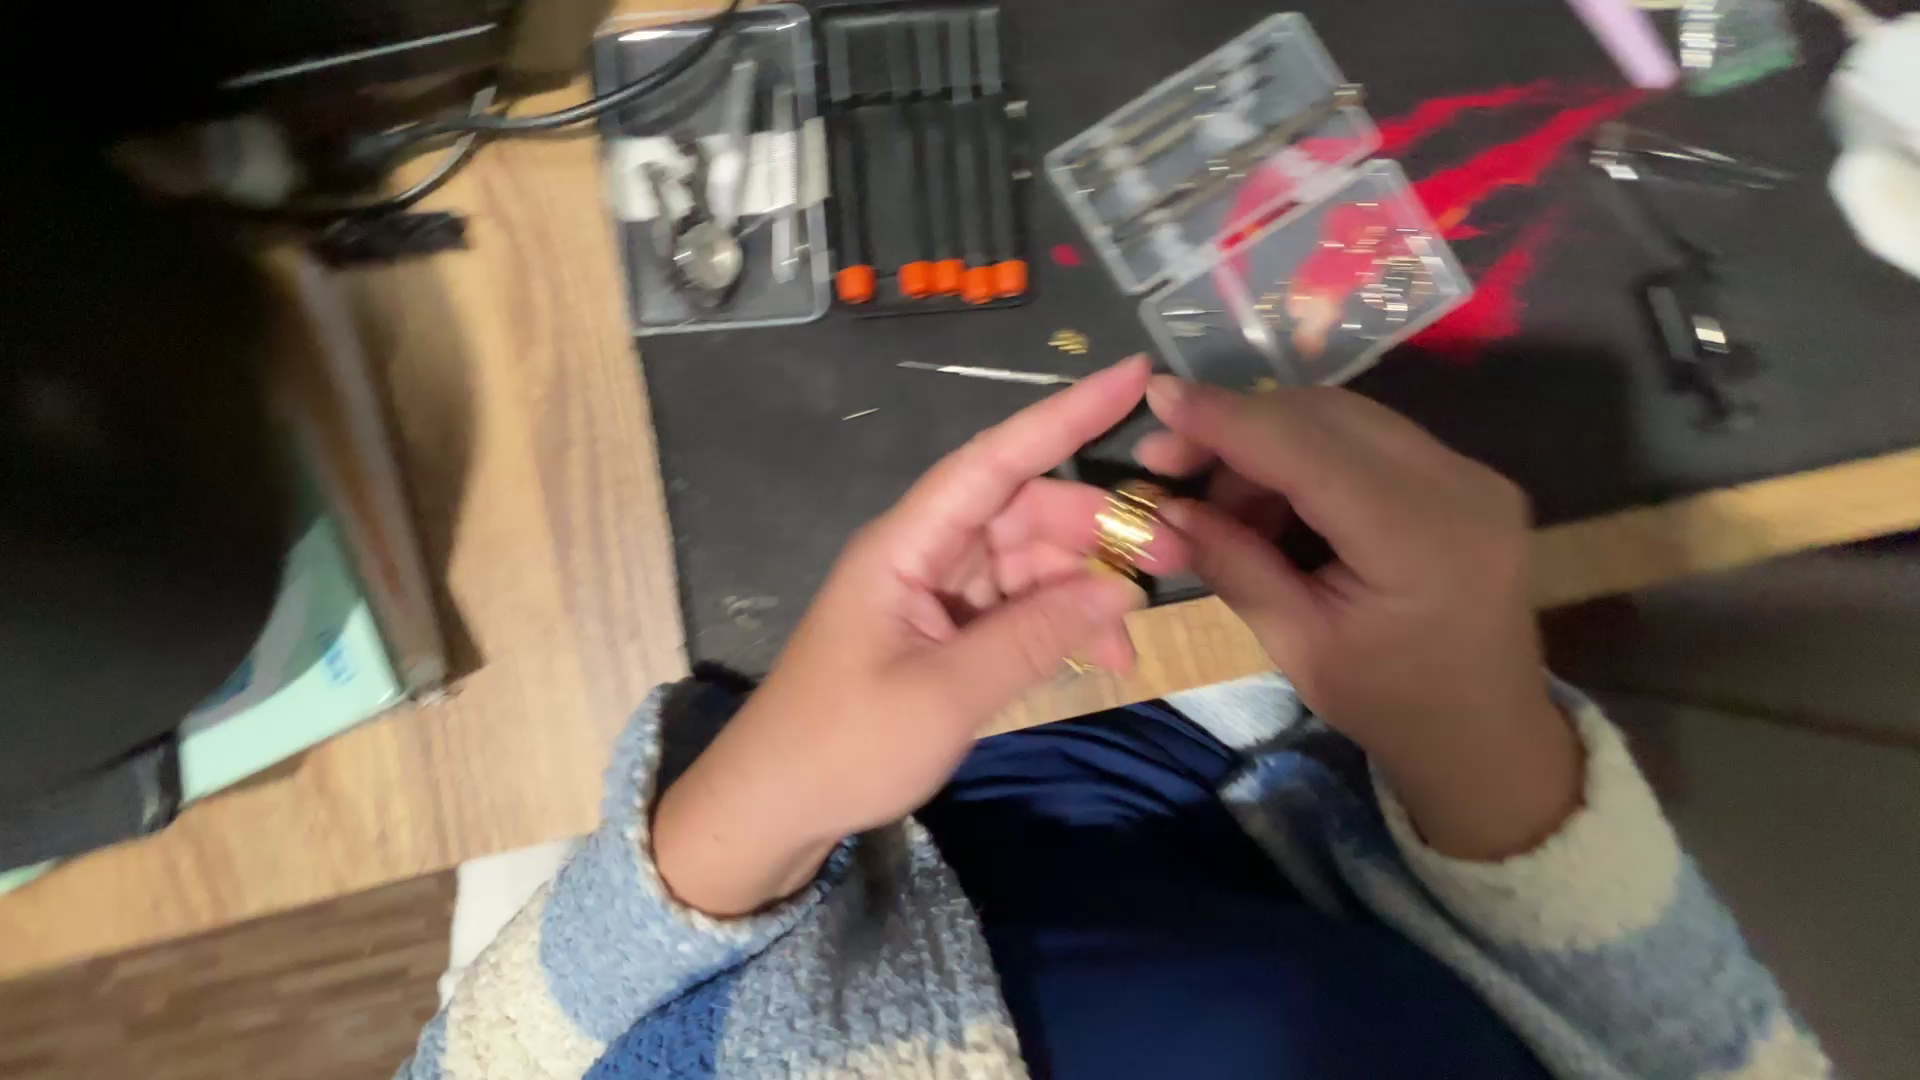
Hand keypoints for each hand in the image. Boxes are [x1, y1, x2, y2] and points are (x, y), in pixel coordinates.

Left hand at [654, 356, 1186, 914]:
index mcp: (907, 544)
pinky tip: (1103, 656)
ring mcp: (937, 592)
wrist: (778, 804)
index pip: (994, 461)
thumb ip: (1034, 636)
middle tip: (1174, 554)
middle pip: (1024, 512)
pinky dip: (1059, 625)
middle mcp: (925, 552)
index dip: (1064, 416)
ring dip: (1084, 586)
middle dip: (1097, 527)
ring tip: (1136, 628)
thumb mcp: (946, 694)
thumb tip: (1119, 588)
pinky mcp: (947, 630)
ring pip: (1028, 562)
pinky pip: (1017, 608)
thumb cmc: (845, 745)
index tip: (1134, 377)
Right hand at [1137, 378, 1580, 859]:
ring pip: (1340, 418)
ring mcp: (1468, 473)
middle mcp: (1459, 486)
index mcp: (1423, 542)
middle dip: (1236, 427)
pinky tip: (1268, 500)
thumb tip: (1163, 511)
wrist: (1486, 731)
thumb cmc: (1388, 703)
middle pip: (1325, 416)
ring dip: (1264, 444)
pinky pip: (1360, 438)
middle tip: (1167, 464)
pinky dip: (1298, 456)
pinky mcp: (1458, 475)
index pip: (1310, 452)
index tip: (1159, 397)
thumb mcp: (1296, 645)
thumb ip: (1233, 565)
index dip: (1228, 420)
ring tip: (1218, 505)